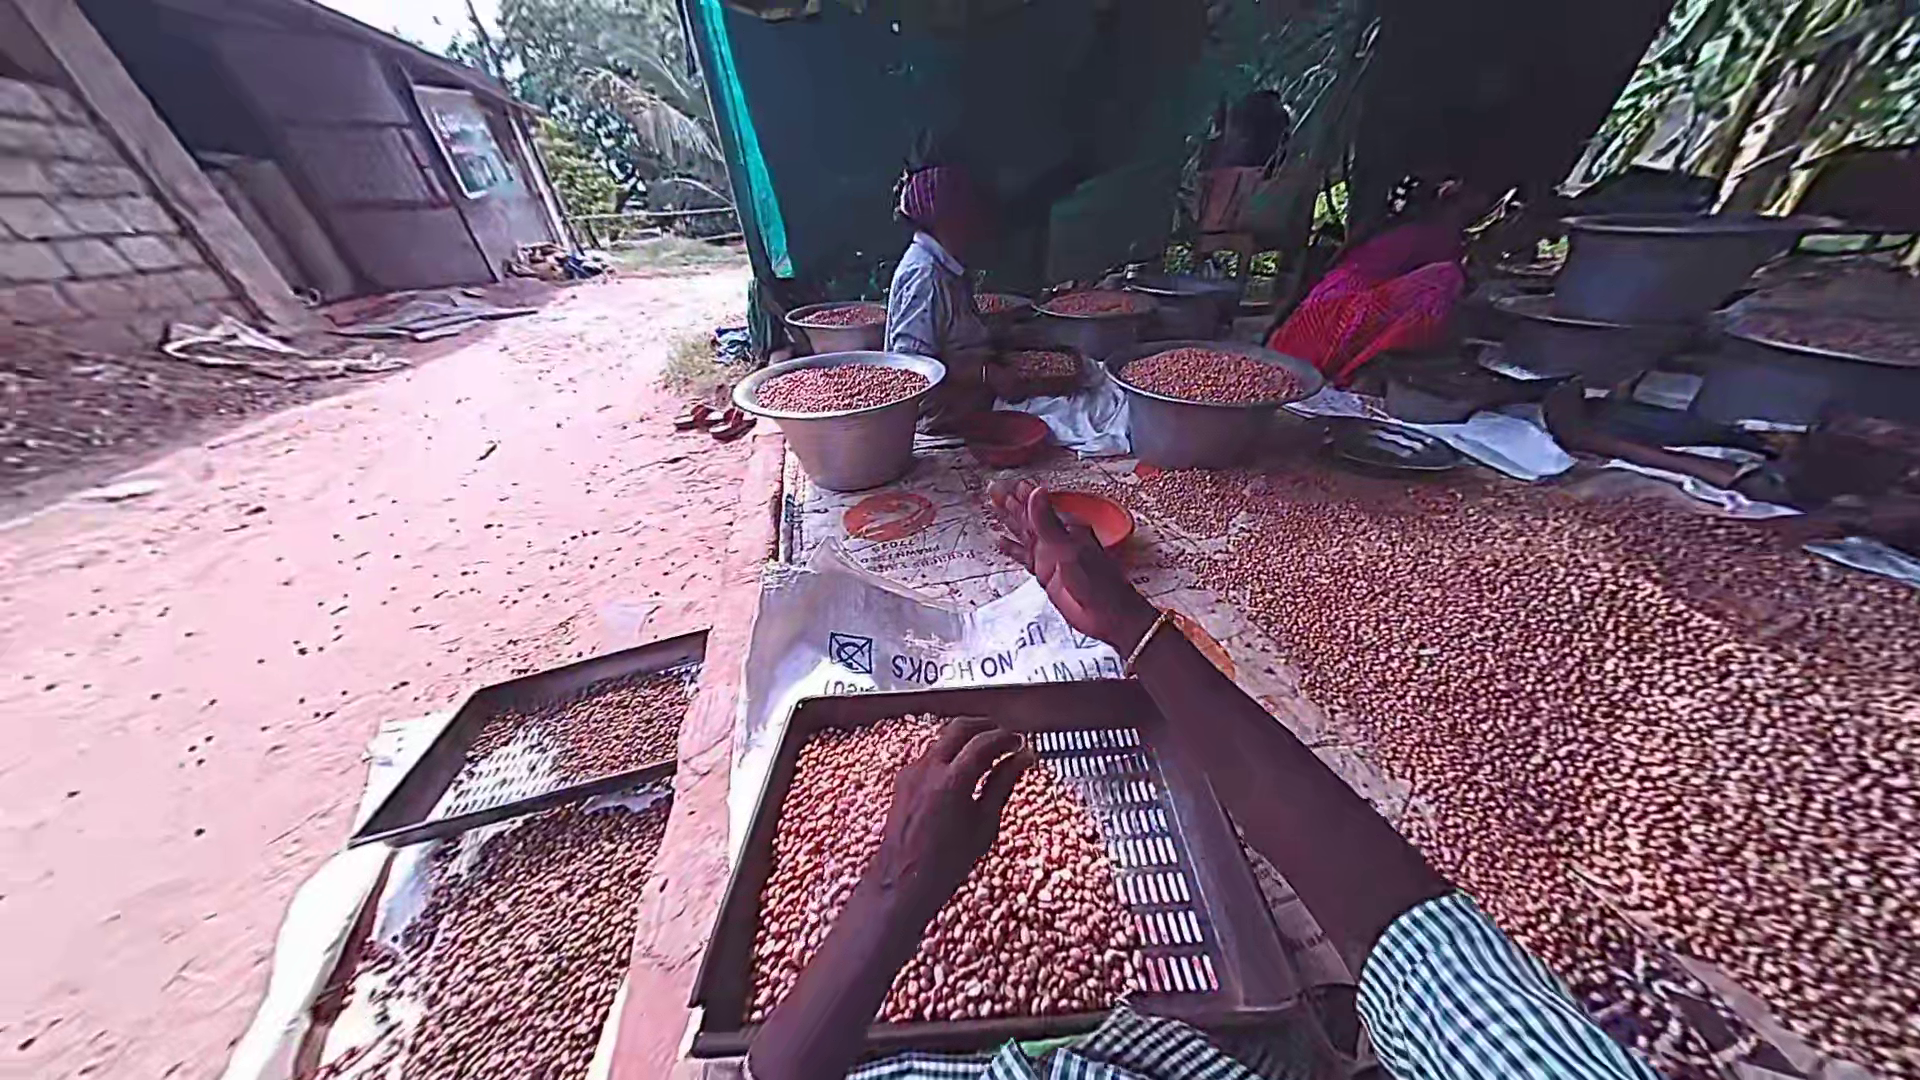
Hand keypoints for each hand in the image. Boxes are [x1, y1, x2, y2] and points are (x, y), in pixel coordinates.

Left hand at [866, 719, 1035, 923]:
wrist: (902, 882)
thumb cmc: (946, 863)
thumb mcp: (984, 825)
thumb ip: (1002, 785)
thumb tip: (1021, 760)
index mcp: (953, 781)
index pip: (984, 742)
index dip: (1006, 738)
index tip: (1020, 742)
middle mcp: (929, 768)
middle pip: (960, 727)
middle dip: (985, 726)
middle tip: (1004, 735)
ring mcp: (913, 771)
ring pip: (943, 738)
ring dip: (967, 737)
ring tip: (987, 750)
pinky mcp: (904, 778)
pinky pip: (931, 754)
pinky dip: (950, 752)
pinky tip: (962, 768)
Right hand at [990, 478, 1157, 649]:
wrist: (1107, 615)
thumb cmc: (1097, 581)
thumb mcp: (1068, 549)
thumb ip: (1047, 522)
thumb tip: (1036, 492)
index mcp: (1066, 528)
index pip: (1038, 506)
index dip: (1022, 495)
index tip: (1008, 483)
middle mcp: (1057, 539)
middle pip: (1028, 517)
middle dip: (1011, 505)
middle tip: (994, 491)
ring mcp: (1050, 556)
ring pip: (1024, 534)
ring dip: (1009, 523)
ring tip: (994, 509)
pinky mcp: (1045, 573)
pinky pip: (1024, 557)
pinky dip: (1012, 549)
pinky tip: (1000, 542)